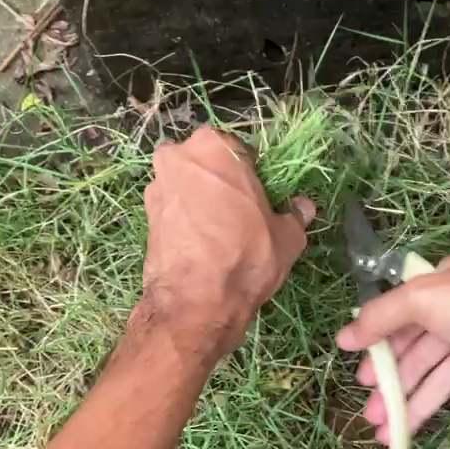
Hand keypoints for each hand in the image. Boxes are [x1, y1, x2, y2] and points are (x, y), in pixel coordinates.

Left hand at [141, 127, 315, 348]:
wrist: (197, 302)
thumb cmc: (246, 257)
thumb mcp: (286, 238)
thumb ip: (295, 216)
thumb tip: (304, 207)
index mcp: (214, 145)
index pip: (241, 153)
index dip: (253, 180)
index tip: (260, 204)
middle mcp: (178, 156)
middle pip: (208, 168)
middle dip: (223, 188)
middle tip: (241, 221)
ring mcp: (156, 188)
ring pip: (188, 191)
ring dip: (203, 207)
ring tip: (221, 240)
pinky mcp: (145, 219)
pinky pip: (175, 215)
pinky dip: (187, 227)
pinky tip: (202, 250)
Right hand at [335, 256, 449, 446]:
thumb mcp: (423, 299)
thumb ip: (381, 317)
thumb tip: (343, 337)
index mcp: (446, 284)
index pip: (403, 314)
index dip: (380, 344)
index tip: (362, 374)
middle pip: (418, 352)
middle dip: (392, 385)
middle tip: (372, 413)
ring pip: (438, 376)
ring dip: (412, 403)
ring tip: (388, 431)